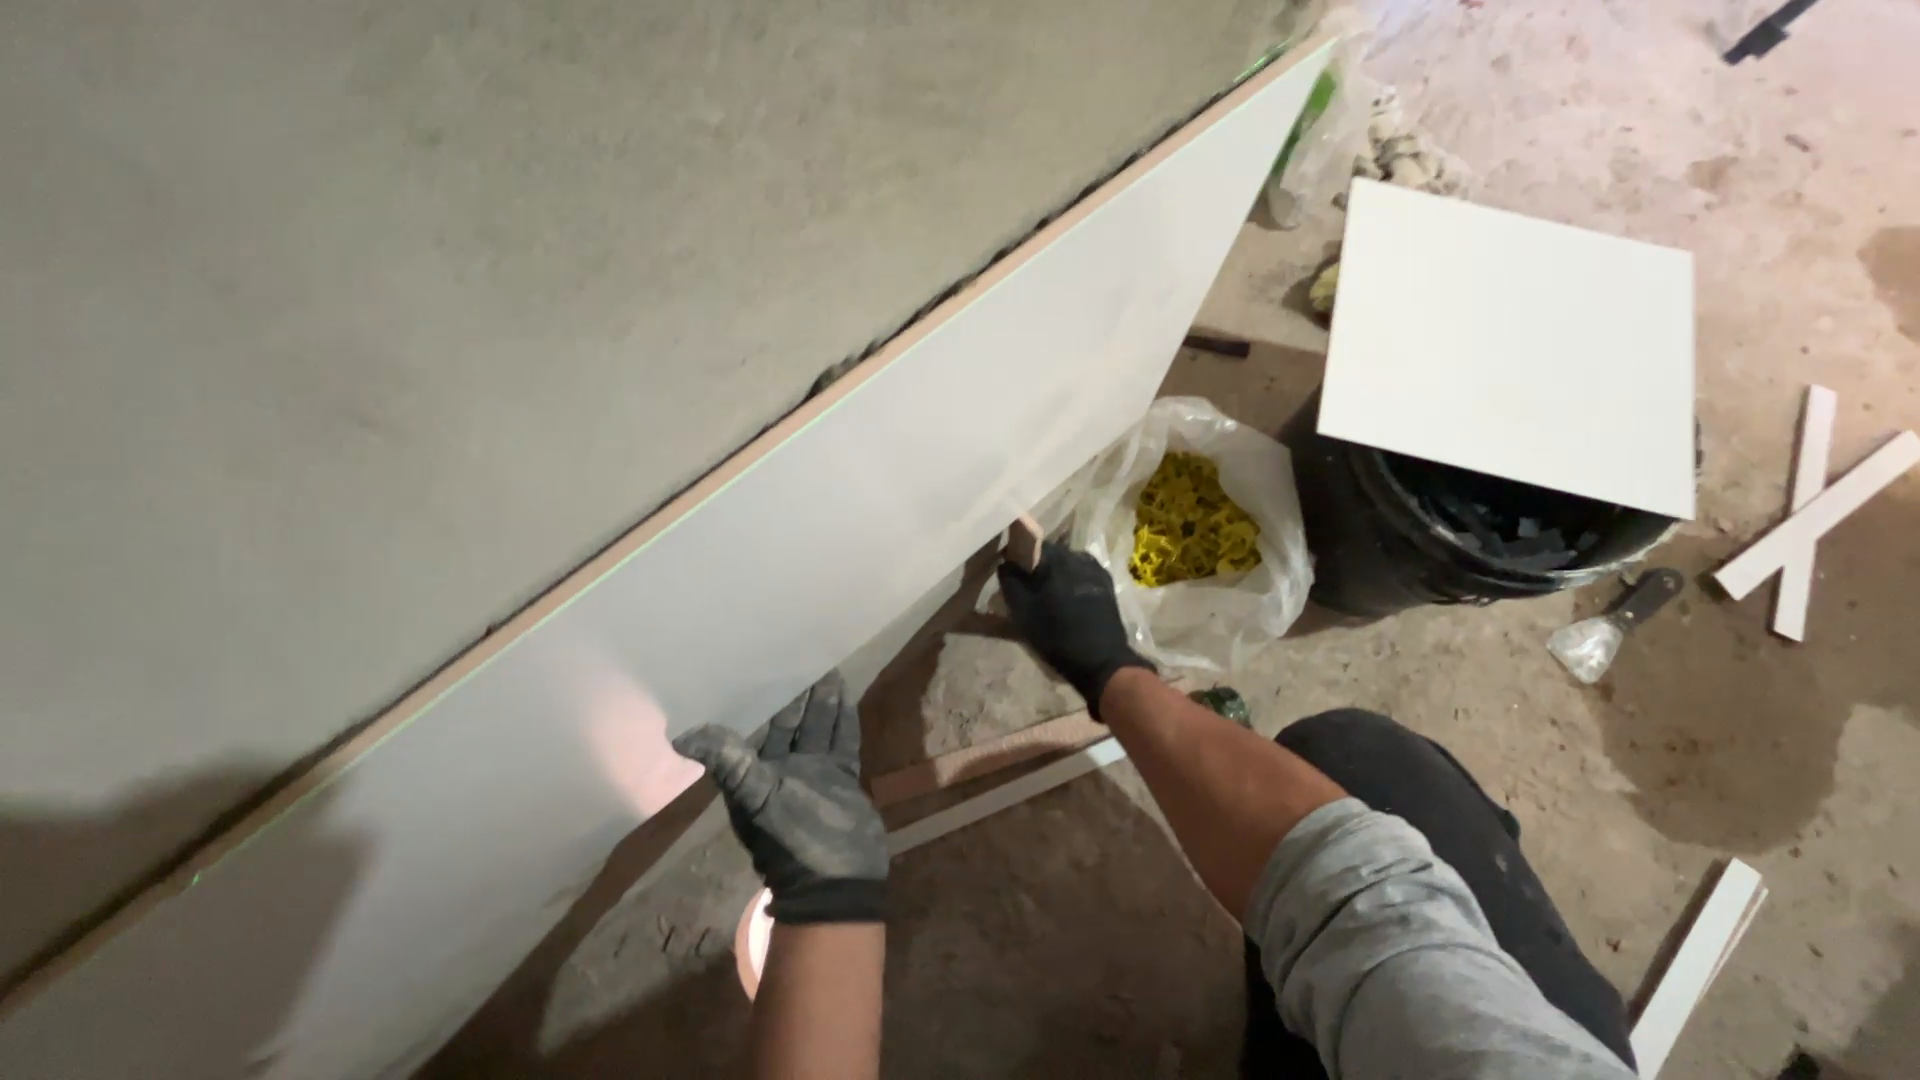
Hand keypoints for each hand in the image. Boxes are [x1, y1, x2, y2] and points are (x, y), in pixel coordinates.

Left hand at [673, 671, 887, 923]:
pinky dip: (845, 721)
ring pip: (819, 730)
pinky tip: (848, 699)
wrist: (836, 881)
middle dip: (798, 696)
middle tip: (804, 660)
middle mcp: (787, 769)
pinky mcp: (843, 780)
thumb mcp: (755, 796)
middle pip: (793, 724)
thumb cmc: (793, 836)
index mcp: (760, 773)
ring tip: (830, 670)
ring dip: (824, 704)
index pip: (763, 727)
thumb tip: (680, 736)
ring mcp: (818, 774)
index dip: (766, 701)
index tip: (766, 668)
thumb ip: (727, 761)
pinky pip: (843, 742)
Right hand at [997, 540, 1153, 718]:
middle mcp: (1078, 556)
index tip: (1012, 576)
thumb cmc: (1056, 635)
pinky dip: (1072, 584)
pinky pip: (1082, 576)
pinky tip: (1068, 604)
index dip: (1018, 559)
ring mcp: (1096, 570)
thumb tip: (1005, 563)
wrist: (1100, 660)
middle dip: (1038, 568)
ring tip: (1049, 599)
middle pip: (1051, 554)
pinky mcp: (1107, 585)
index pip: (1030, 544)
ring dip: (1056, 576)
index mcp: (1056, 558)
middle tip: (1029, 590)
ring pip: (1067, 565)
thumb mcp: (1022, 611)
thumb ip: (1010, 582)